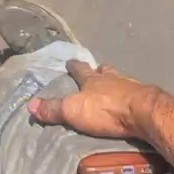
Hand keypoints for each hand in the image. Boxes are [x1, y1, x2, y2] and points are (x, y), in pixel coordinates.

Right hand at [28, 60, 163, 139]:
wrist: (143, 112)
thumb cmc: (106, 109)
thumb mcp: (74, 111)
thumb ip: (54, 109)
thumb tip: (30, 105)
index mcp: (92, 79)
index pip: (80, 69)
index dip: (74, 66)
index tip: (70, 61)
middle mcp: (111, 78)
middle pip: (103, 71)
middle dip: (98, 70)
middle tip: (96, 70)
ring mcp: (130, 86)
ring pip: (119, 79)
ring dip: (114, 81)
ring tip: (112, 83)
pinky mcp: (144, 97)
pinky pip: (133, 92)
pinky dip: (129, 94)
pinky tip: (130, 99)